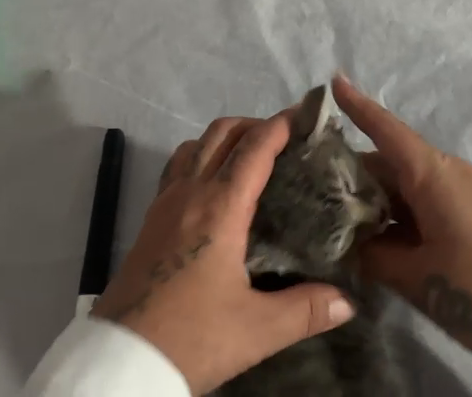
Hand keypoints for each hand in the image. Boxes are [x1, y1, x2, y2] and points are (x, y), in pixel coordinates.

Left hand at [91, 115, 357, 394]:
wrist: (124, 358)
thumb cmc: (193, 336)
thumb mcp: (257, 329)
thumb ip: (306, 310)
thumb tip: (347, 302)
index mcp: (219, 207)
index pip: (254, 149)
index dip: (279, 125)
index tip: (304, 113)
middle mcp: (190, 192)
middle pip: (221, 134)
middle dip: (253, 125)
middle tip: (283, 139)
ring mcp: (164, 203)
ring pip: (193, 146)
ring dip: (222, 138)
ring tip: (248, 158)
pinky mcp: (149, 220)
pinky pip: (176, 169)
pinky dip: (198, 158)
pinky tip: (211, 187)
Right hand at [333, 77, 471, 388]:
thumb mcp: (417, 279)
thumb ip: (373, 254)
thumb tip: (344, 239)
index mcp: (432, 174)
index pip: (385, 128)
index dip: (357, 105)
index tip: (332, 81)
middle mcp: (448, 171)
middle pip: (390, 159)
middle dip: (352, 172)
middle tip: (312, 188)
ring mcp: (465, 191)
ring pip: (407, 182)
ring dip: (377, 198)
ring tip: (337, 218)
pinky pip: (427, 200)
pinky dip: (400, 212)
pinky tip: (379, 238)